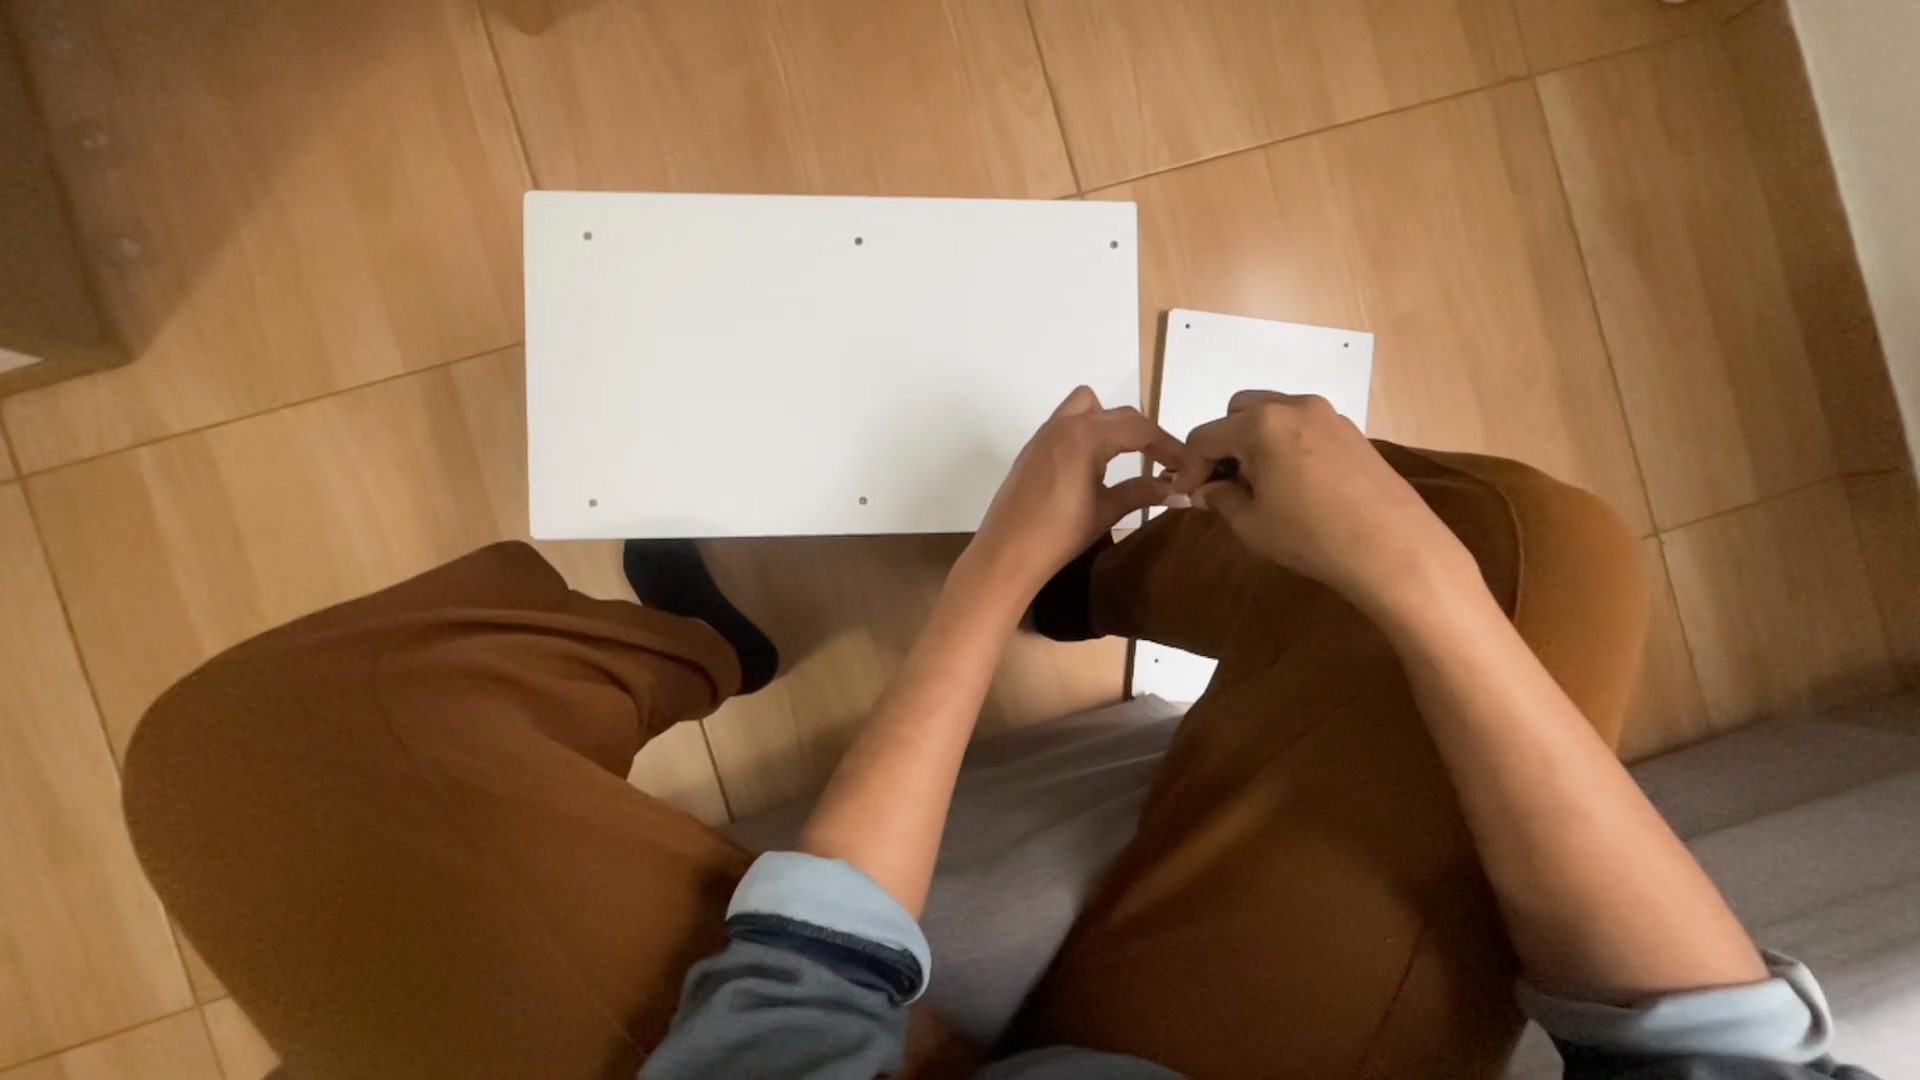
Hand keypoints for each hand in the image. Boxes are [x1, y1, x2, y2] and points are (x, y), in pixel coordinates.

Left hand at [966, 386, 1191, 602]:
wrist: (1007, 552)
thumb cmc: (1059, 534)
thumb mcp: (1106, 511)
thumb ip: (1142, 492)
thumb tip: (1178, 490)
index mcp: (1086, 436)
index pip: (1140, 429)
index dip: (1168, 446)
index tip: (1187, 466)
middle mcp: (1065, 424)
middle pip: (1119, 415)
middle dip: (1145, 434)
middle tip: (1164, 463)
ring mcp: (1044, 434)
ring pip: (1088, 407)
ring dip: (1113, 423)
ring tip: (1126, 455)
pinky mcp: (1032, 448)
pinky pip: (1067, 423)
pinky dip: (1088, 432)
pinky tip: (1095, 464)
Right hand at [1186, 391, 1472, 612]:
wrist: (1393, 548)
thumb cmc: (1310, 536)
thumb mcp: (1250, 523)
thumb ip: (1219, 498)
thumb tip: (1206, 489)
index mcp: (1261, 424)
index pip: (1205, 436)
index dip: (1188, 467)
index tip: (1185, 494)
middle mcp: (1293, 406)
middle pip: (1238, 411)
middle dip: (1222, 444)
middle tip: (1224, 482)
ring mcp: (1327, 415)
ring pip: (1272, 415)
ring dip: (1253, 441)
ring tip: (1258, 484)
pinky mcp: (1351, 432)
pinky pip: (1302, 427)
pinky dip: (1284, 445)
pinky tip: (1292, 484)